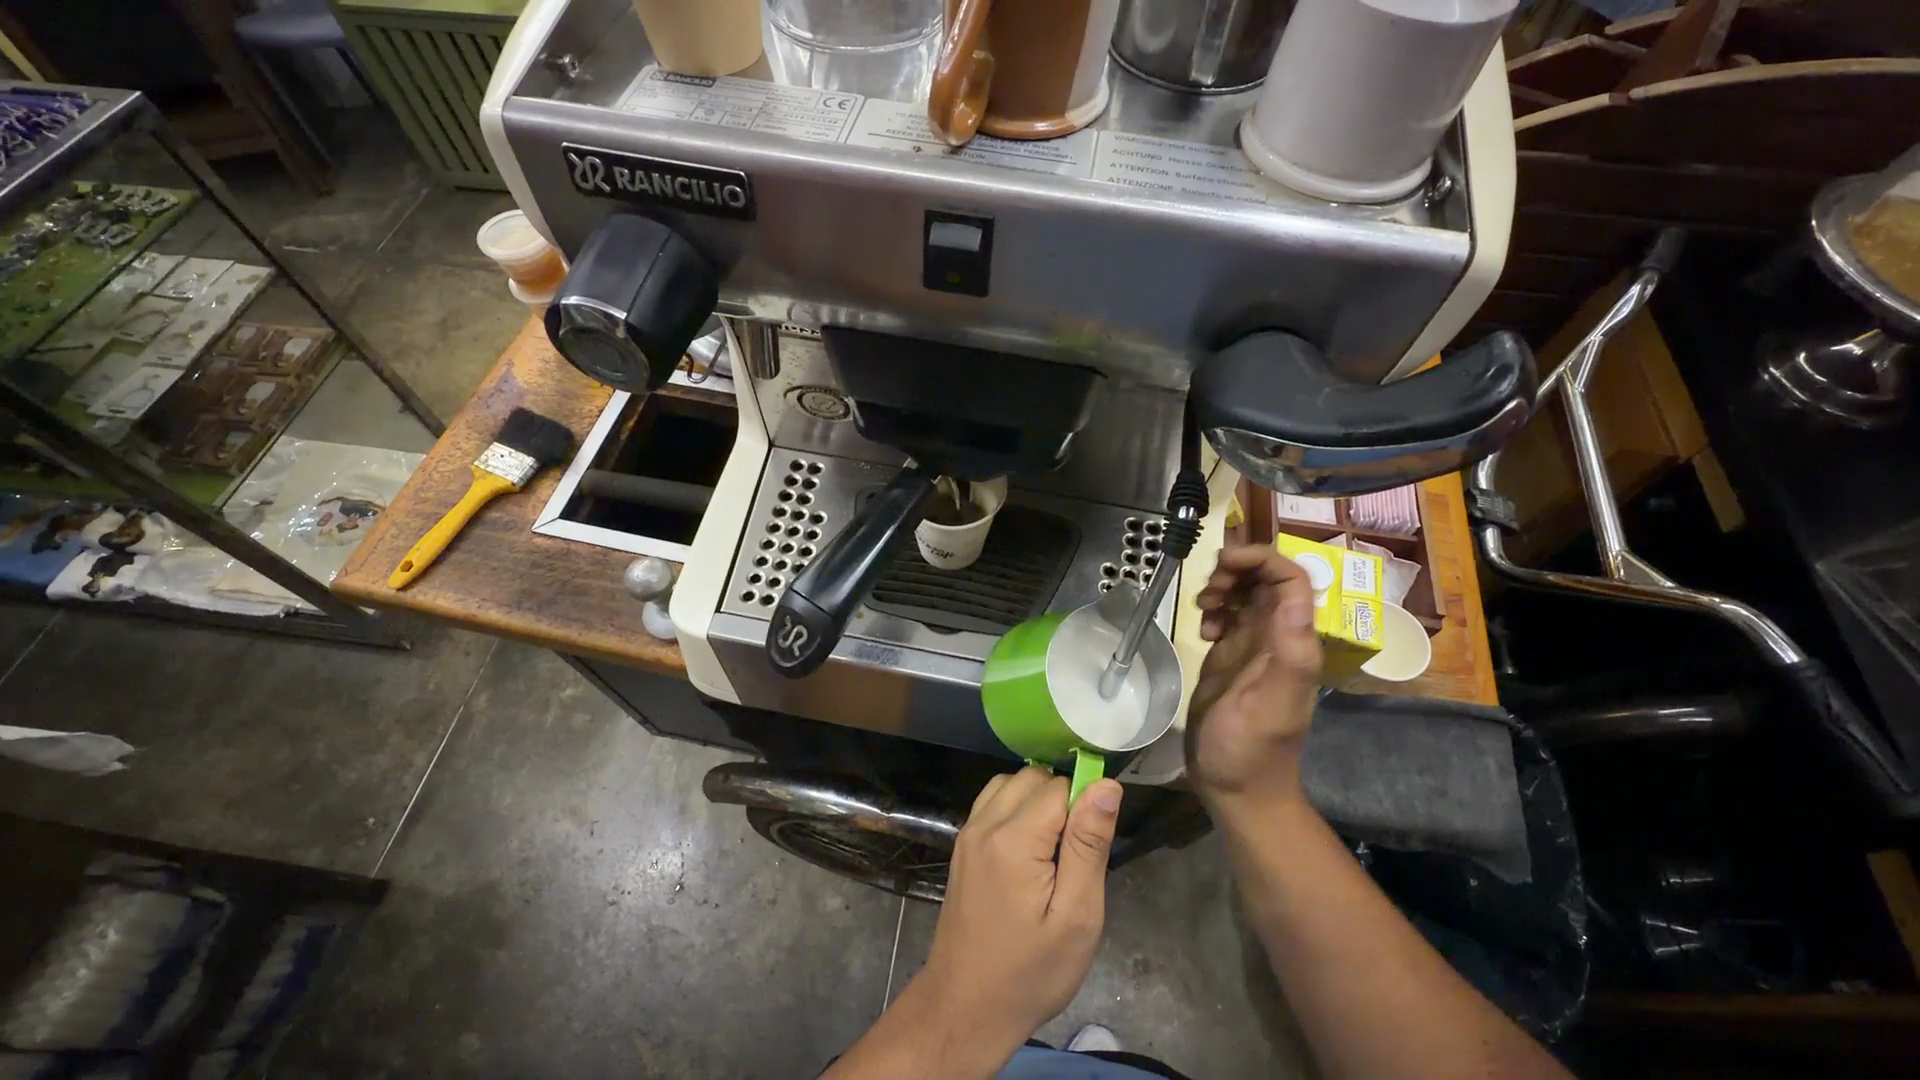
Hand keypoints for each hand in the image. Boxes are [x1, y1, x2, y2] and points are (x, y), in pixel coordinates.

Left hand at [912, 767, 1122, 1049]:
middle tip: (1075, 856)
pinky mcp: (963, 847)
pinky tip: (1030, 851)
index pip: (1061, 785)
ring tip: (1055, 853)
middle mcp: (984, 824)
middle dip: (1063, 801)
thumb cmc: (1030, 971)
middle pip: (1033, 777)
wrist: (966, 1007)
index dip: (1086, 808)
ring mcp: (968, 833)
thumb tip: (1106, 784)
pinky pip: (992, 803)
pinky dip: (1016, 810)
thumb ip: (1089, 844)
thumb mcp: (1076, 916)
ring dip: (1038, 802)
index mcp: (1013, 838)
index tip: (1093, 848)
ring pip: (1011, 783)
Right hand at [1188, 544, 1323, 810]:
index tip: (1222, 561)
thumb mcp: (1270, 704)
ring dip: (1222, 586)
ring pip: (1245, 592)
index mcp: (1293, 641)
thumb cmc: (1252, 750)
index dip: (1261, 557)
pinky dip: (1212, 609)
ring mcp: (1253, 646)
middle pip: (1266, 578)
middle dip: (1236, 568)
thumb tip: (1294, 598)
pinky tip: (1201, 628)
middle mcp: (1277, 636)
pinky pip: (1227, 615)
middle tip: (1208, 588)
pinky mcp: (1230, 658)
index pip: (1291, 578)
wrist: (1236, 789)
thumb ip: (1288, 653)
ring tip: (1201, 606)